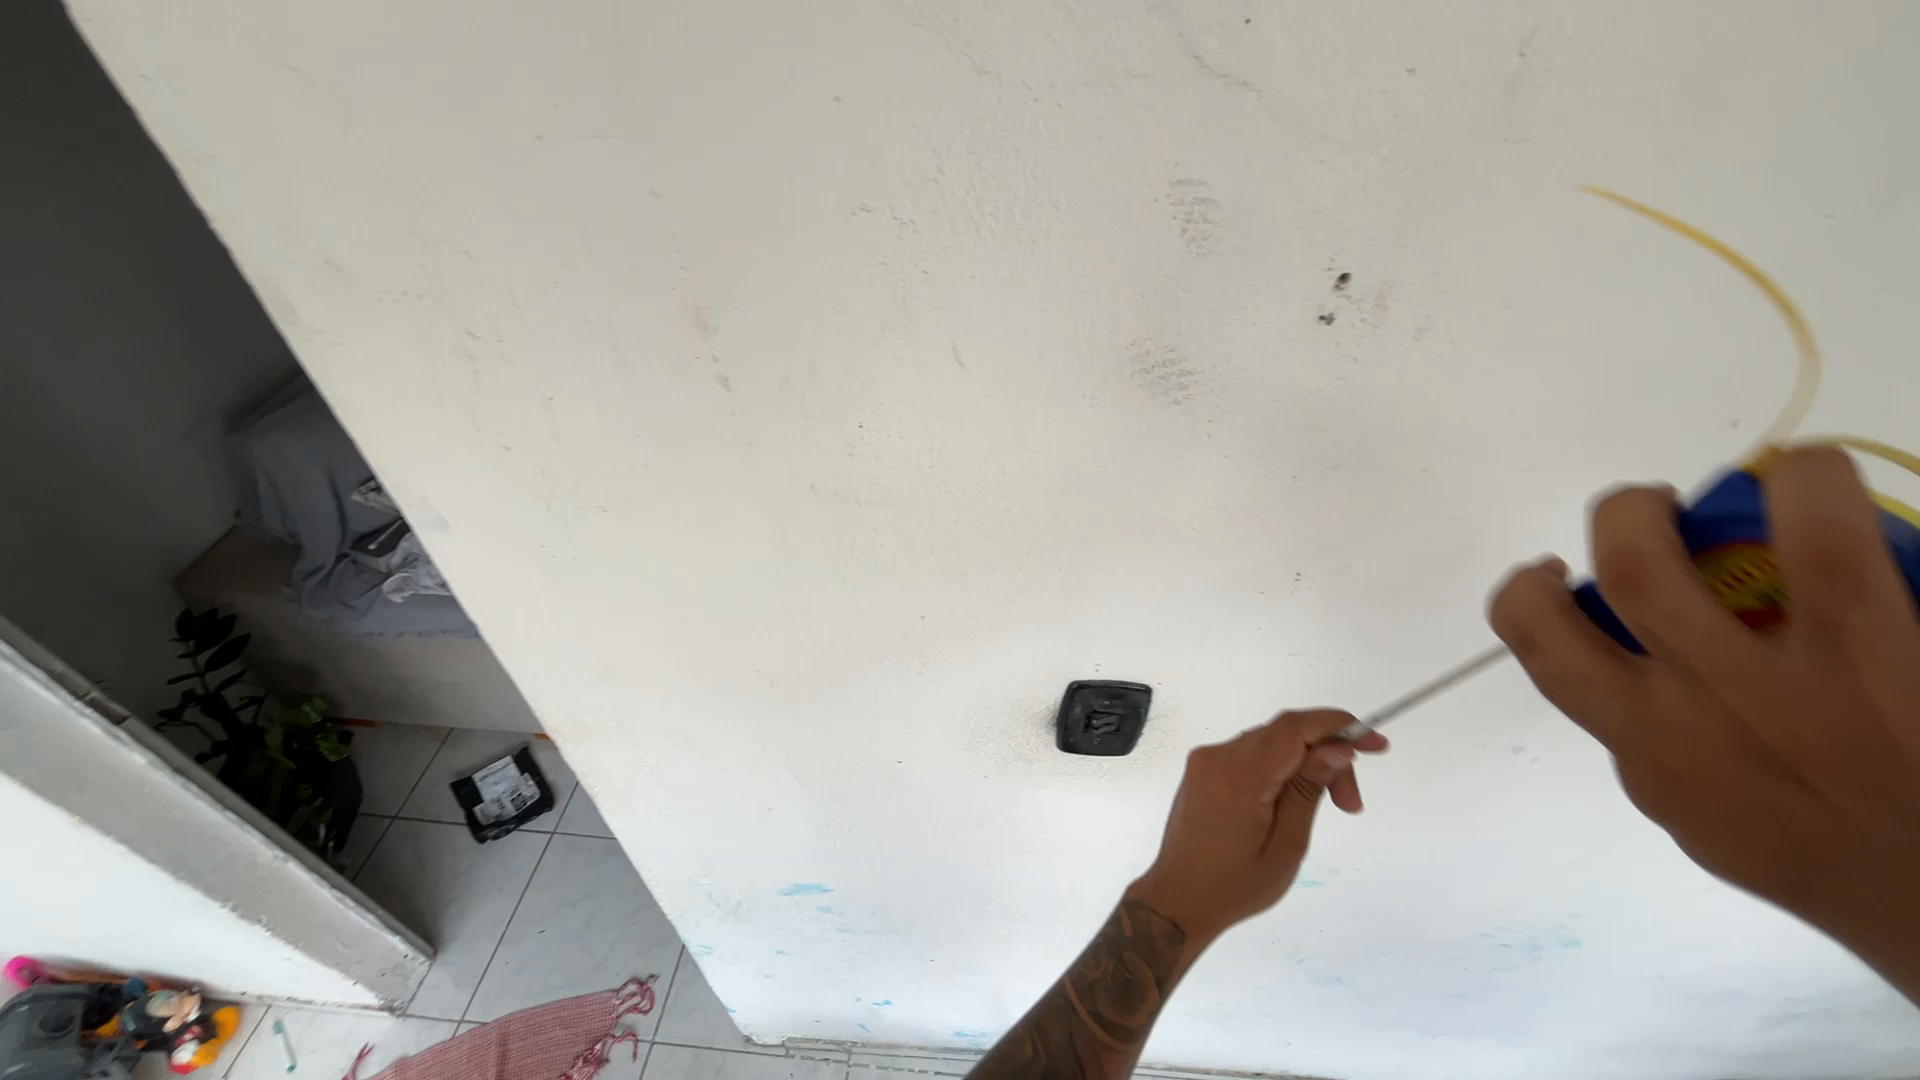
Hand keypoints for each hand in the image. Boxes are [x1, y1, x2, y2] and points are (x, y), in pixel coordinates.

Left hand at [1127, 710, 1388, 941]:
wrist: (1179, 897)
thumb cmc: (1236, 885)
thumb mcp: (1287, 844)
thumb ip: (1310, 789)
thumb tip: (1337, 747)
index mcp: (1238, 775)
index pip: (1293, 728)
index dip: (1338, 726)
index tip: (1377, 744)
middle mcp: (1217, 756)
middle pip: (1284, 734)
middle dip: (1327, 755)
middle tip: (1351, 803)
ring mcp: (1206, 761)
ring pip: (1269, 743)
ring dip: (1305, 763)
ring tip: (1331, 805)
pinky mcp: (1202, 769)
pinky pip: (1250, 754)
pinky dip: (1279, 767)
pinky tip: (1294, 799)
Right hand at [1489, 446, 1919, 997]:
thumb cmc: (1827, 858)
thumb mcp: (1699, 818)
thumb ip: (1650, 754)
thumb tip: (1633, 693)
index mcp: (1639, 744)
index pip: (1541, 650)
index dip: (1529, 595)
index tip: (1557, 578)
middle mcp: (1673, 707)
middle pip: (1561, 604)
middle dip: (1592, 539)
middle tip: (1639, 516)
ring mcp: (1762, 677)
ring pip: (1644, 561)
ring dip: (1643, 510)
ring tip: (1699, 494)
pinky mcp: (1872, 644)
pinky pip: (1817, 537)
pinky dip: (1807, 484)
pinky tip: (1814, 478)